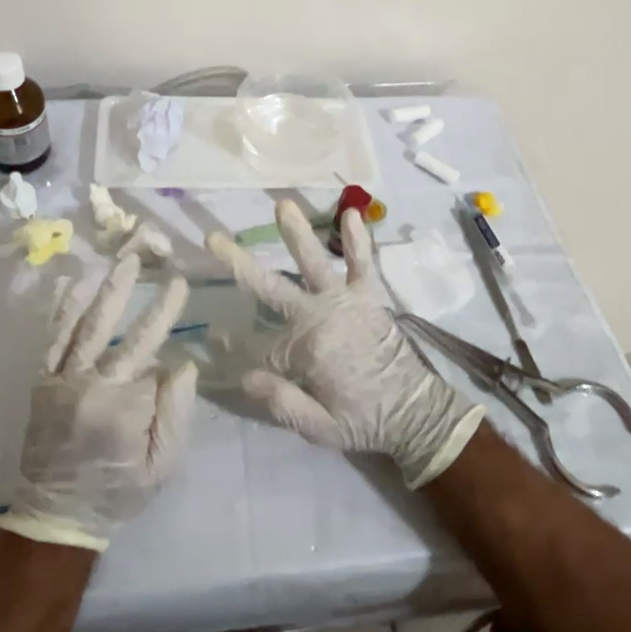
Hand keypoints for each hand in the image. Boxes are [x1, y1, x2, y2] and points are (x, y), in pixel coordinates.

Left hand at [0, 253, 198, 551]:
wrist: (57, 514)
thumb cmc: (118, 492)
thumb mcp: (163, 467)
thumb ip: (176, 414)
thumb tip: (184, 364)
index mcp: (122, 407)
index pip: (150, 354)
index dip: (165, 319)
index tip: (180, 283)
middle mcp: (88, 386)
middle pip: (116, 331)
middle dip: (133, 291)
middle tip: (146, 257)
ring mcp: (60, 381)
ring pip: (82, 327)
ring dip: (100, 291)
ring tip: (116, 261)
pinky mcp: (43, 382)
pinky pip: (53, 340)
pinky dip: (63, 311)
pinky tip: (72, 284)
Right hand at [206, 201, 483, 488]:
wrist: (418, 413)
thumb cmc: (364, 422)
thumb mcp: (318, 428)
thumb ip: (281, 402)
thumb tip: (245, 376)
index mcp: (307, 350)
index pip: (258, 345)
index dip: (234, 344)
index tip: (213, 338)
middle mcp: (322, 317)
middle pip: (272, 287)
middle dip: (239, 262)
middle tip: (212, 237)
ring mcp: (347, 302)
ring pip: (314, 262)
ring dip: (296, 233)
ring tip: (282, 203)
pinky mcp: (370, 298)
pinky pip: (363, 264)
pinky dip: (359, 239)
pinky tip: (351, 213)